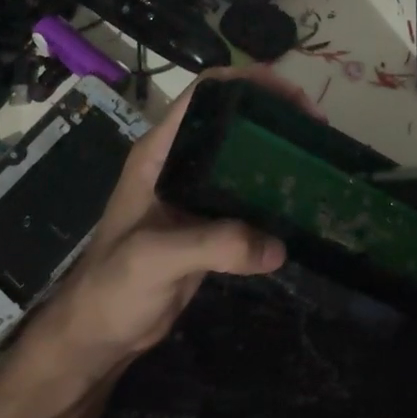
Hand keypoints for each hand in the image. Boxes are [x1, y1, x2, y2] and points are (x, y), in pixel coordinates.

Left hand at [33, 67, 308, 368]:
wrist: (98, 335)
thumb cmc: (112, 287)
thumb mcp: (155, 259)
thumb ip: (212, 245)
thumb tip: (277, 245)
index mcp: (160, 152)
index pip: (205, 94)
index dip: (247, 82)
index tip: (292, 98)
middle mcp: (180, 163)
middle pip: (232, 117)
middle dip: (274, 113)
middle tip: (316, 129)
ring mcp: (196, 193)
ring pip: (244, 154)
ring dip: (279, 150)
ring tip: (318, 158)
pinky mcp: (211, 224)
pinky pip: (249, 195)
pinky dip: (275, 191)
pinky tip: (301, 202)